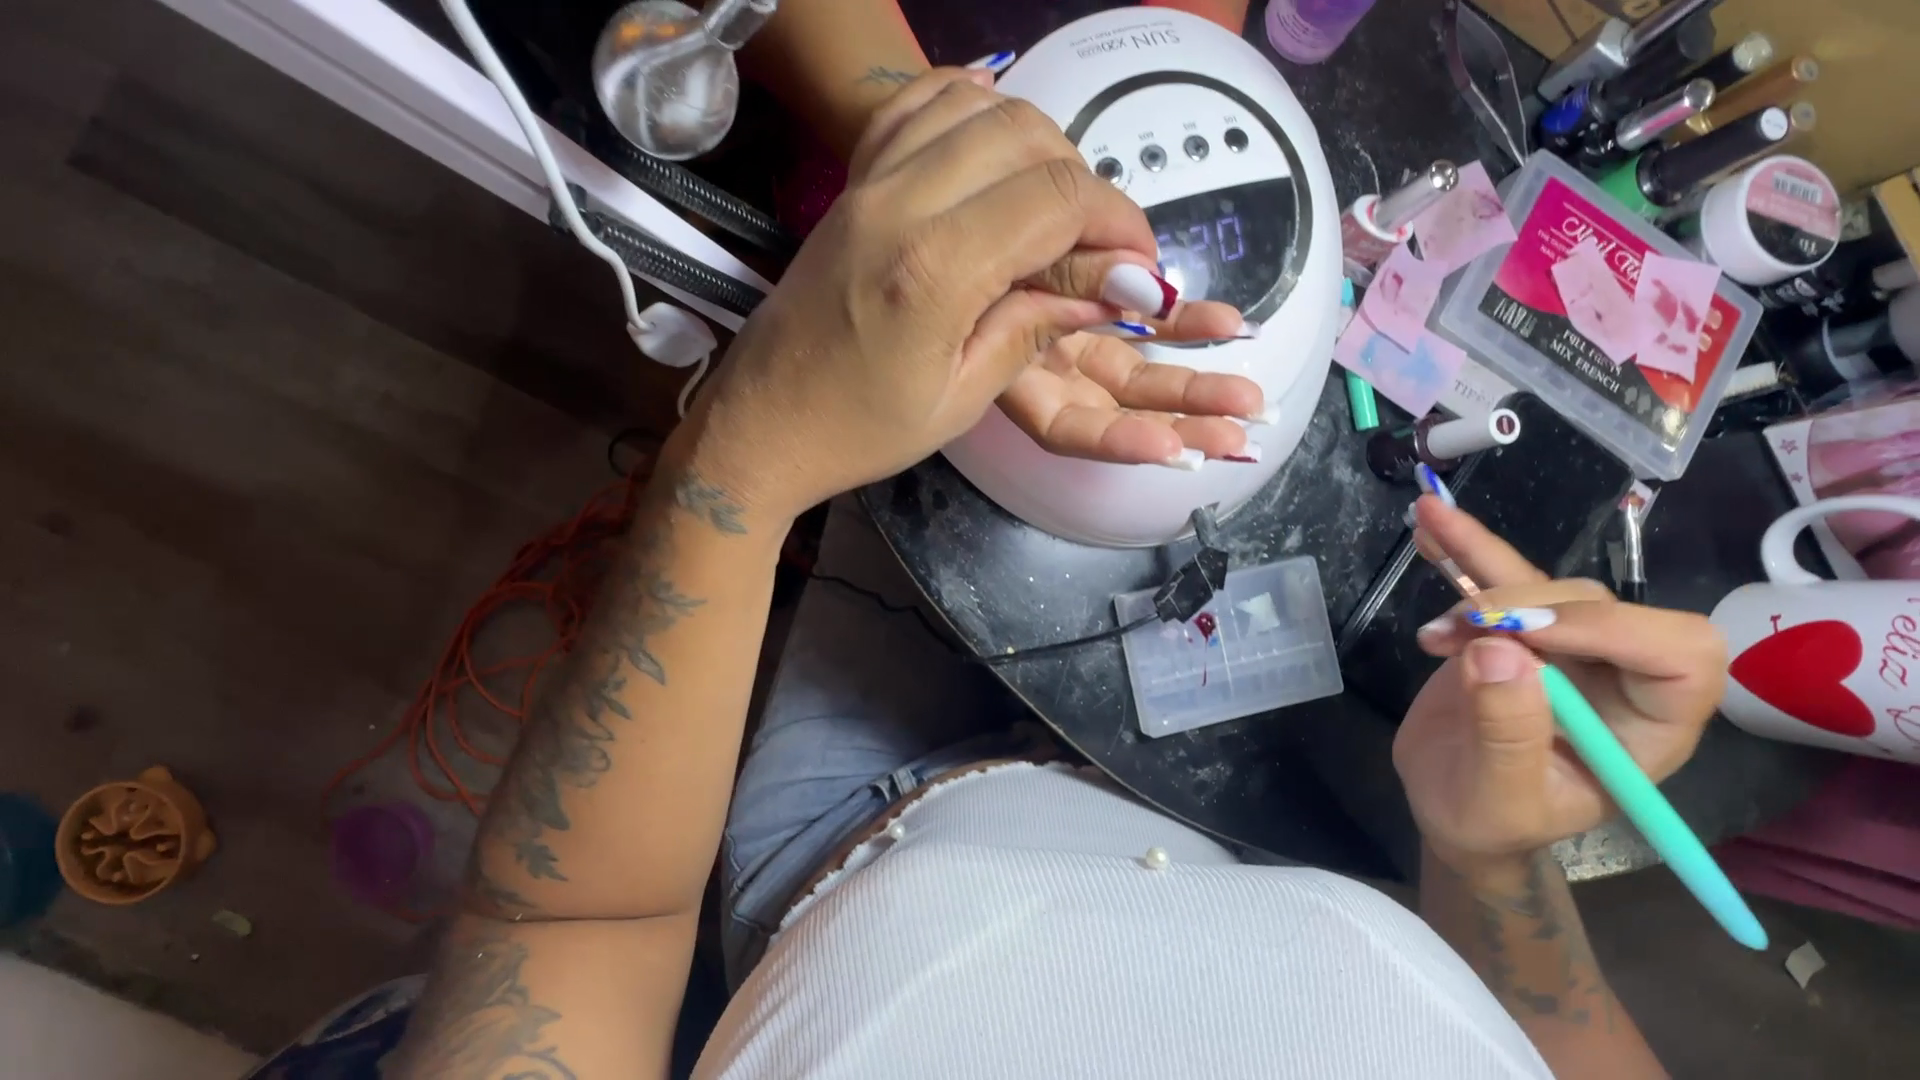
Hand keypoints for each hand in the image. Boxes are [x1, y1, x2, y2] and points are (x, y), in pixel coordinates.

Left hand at [683, 70, 1264, 517]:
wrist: (761, 425)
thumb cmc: (860, 430)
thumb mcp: (960, 398)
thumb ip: (1034, 326)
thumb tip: (1110, 288)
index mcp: (934, 270)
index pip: (1055, 198)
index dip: (1117, 221)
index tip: (1138, 263)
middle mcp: (900, 203)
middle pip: (1026, 138)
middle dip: (1084, 182)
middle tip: (1098, 242)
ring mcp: (868, 183)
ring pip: (978, 108)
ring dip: (1037, 144)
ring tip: (1052, 204)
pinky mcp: (850, 182)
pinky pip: (916, 105)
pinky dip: (969, 107)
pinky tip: (995, 139)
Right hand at [1392, 496, 1726, 871]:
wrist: (1450, 805)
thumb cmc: (1488, 820)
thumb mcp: (1499, 795)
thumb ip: (1507, 731)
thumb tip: (1497, 649)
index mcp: (1647, 726)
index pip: (1675, 654)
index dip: (1608, 628)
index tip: (1519, 633)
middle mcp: (1618, 676)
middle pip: (1598, 606)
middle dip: (1521, 606)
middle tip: (1452, 629)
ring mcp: (1565, 649)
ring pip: (1542, 584)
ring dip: (1481, 574)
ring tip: (1427, 558)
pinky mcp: (1514, 632)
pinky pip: (1498, 580)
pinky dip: (1464, 552)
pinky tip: (1430, 526)